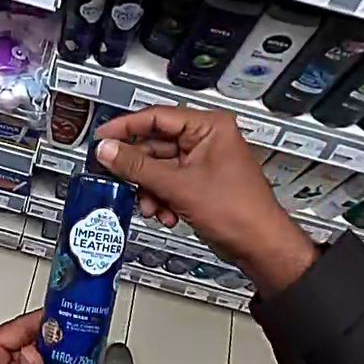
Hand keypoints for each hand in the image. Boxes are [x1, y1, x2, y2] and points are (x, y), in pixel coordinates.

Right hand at [94, 107, 317, 292]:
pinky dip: (161, 198)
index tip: (104, 136)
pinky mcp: (200, 183)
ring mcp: (203, 162)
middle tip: (117, 176)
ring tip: (150, 205)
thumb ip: (137, 167)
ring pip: (159, 168)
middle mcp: (206, 140)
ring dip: (149, 189)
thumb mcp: (178, 185)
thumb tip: (108, 150)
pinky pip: (168, 183)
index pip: (157, 117)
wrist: (260, 246)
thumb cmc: (240, 212)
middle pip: (155, 145)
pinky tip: (164, 213)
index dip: (126, 127)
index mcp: (209, 127)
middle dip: (139, 170)